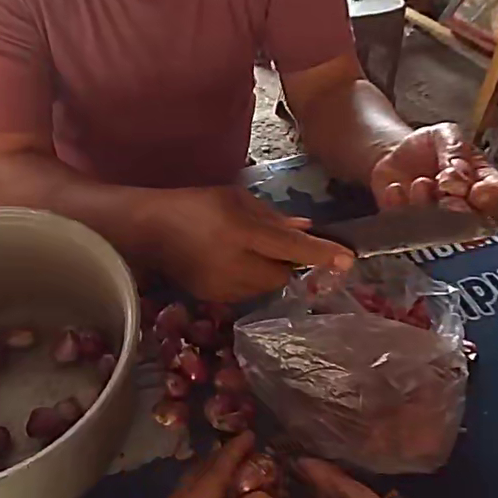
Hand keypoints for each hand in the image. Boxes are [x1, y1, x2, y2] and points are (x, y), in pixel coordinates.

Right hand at [136, 187, 352, 301]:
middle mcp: (233, 264)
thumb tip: (307, 229)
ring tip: (245, 252)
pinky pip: (247, 294)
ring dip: (268, 272)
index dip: (321, 254)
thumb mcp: (235, 199)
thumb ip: (272, 216)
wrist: (149, 232)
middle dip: (286, 262)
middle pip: (282, 274)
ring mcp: (222, 286)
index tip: (348, 260)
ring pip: (266, 287)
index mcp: (240, 231)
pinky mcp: (213, 299)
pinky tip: (230, 264)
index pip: (290, 247)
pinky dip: (249, 281)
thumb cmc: (195, 205)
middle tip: (272, 245)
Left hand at [369, 123, 497, 218]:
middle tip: (446, 190)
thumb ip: (454, 150)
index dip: (491, 198)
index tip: (475, 189)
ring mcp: (433, 220)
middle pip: (472, 221)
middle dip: (458, 208)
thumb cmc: (427, 147)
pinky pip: (404, 224)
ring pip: (436, 227)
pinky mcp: (406, 224)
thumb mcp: (444, 135)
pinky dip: (399, 205)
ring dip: (428, 203)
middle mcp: (462, 207)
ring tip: (420, 182)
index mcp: (482, 182)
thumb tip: (460, 175)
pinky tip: (395, 188)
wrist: (393, 156)